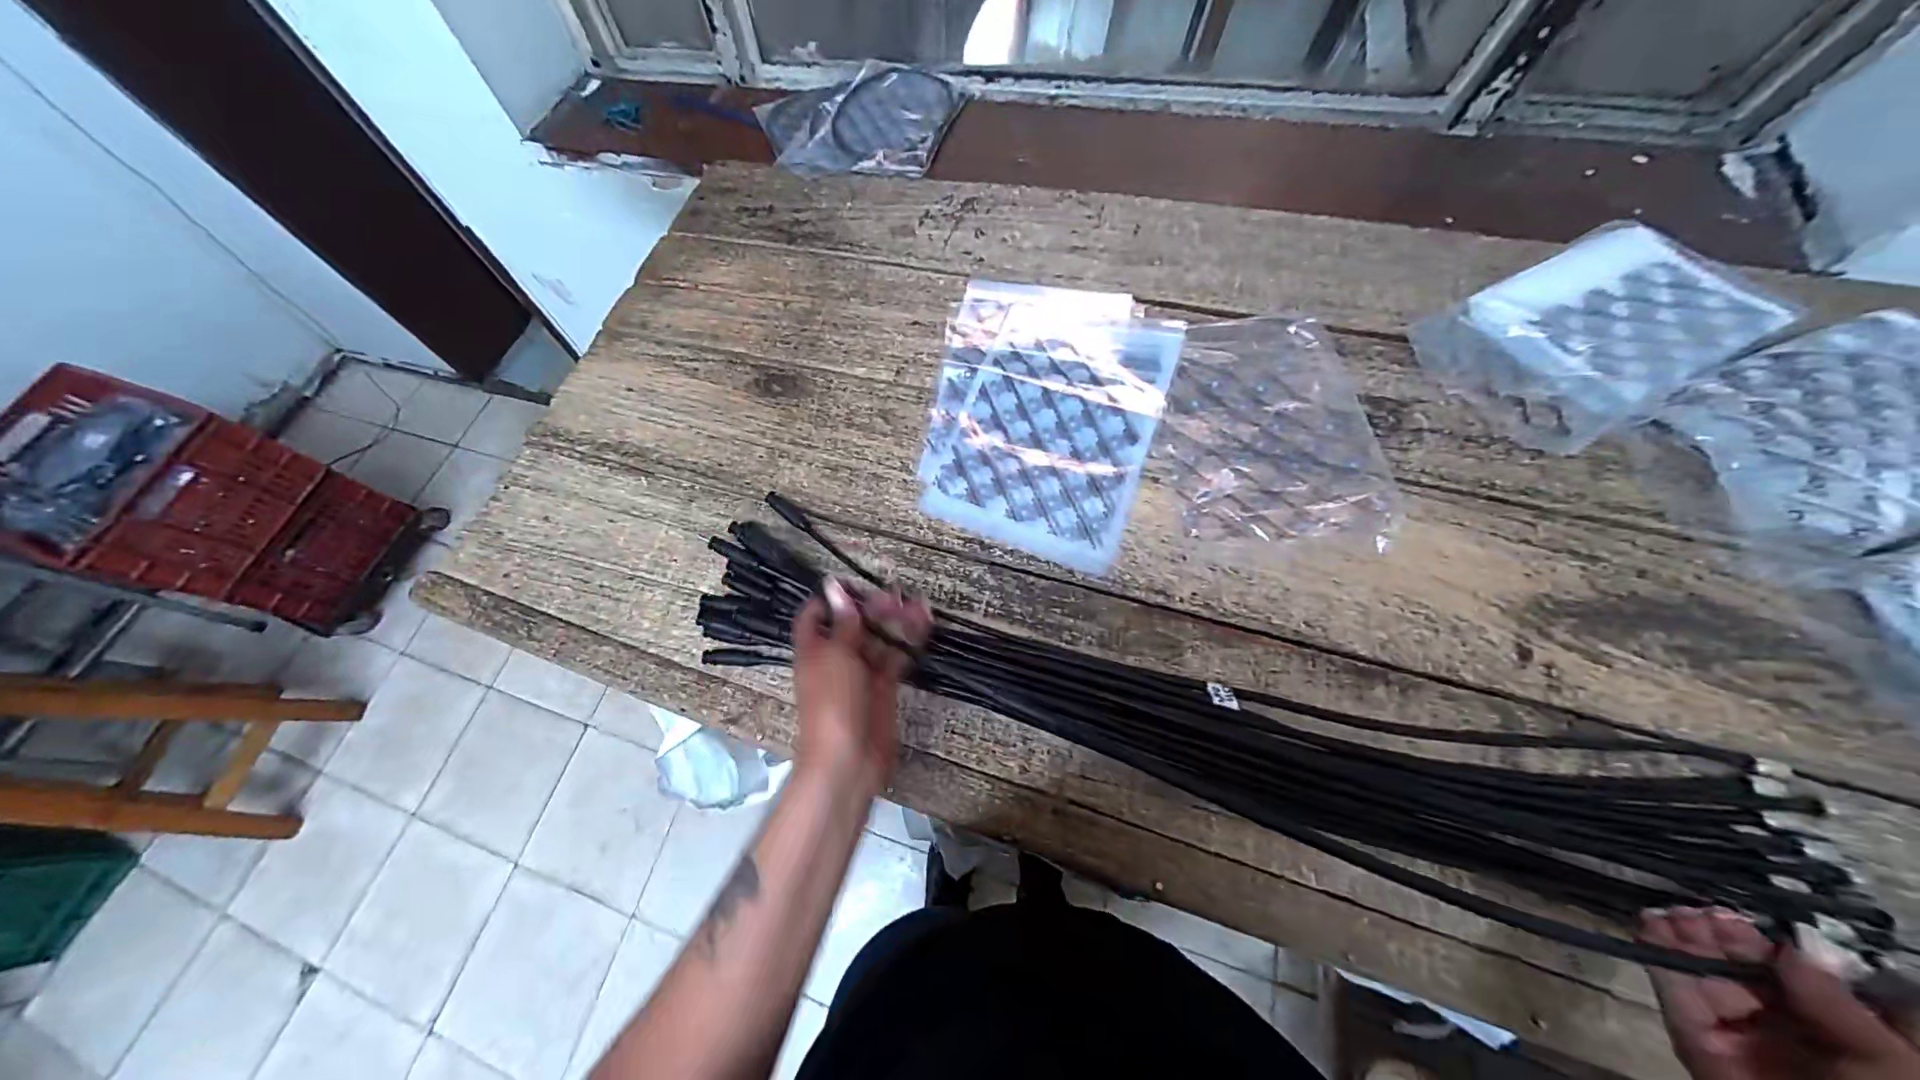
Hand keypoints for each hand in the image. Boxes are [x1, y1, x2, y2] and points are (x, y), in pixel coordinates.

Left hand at [790, 578, 930, 797]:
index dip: (832, 599)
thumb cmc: (832, 702)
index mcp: (813, 649)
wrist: (848, 759)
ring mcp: (861, 674)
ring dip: (896, 621)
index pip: (816, 615)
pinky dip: (909, 641)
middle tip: (896, 594)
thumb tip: (834, 585)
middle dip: (873, 607)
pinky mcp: (883, 687)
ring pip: (879, 639)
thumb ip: (843, 621)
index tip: (855, 583)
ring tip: (918, 604)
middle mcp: (836, 658)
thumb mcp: (836, 655)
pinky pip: (896, 657)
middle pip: (853, 625)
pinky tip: (924, 623)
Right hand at [1642, 908, 1919, 1079]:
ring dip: (1684, 939)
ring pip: (1706, 977)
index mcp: (1845, 1038)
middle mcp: (1790, 1034)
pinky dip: (1659, 960)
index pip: (1803, 979)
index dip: (1776, 947)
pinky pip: (1677, 999)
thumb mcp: (1891, 1064)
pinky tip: (1651, 929)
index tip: (1755, 920)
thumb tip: (1792, 950)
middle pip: (1747, 972)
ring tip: (1674, 914)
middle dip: (1721, 937)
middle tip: (1704, 912)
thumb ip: (1840, 1007)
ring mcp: (1739, 1039)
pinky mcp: (1698, 1043)